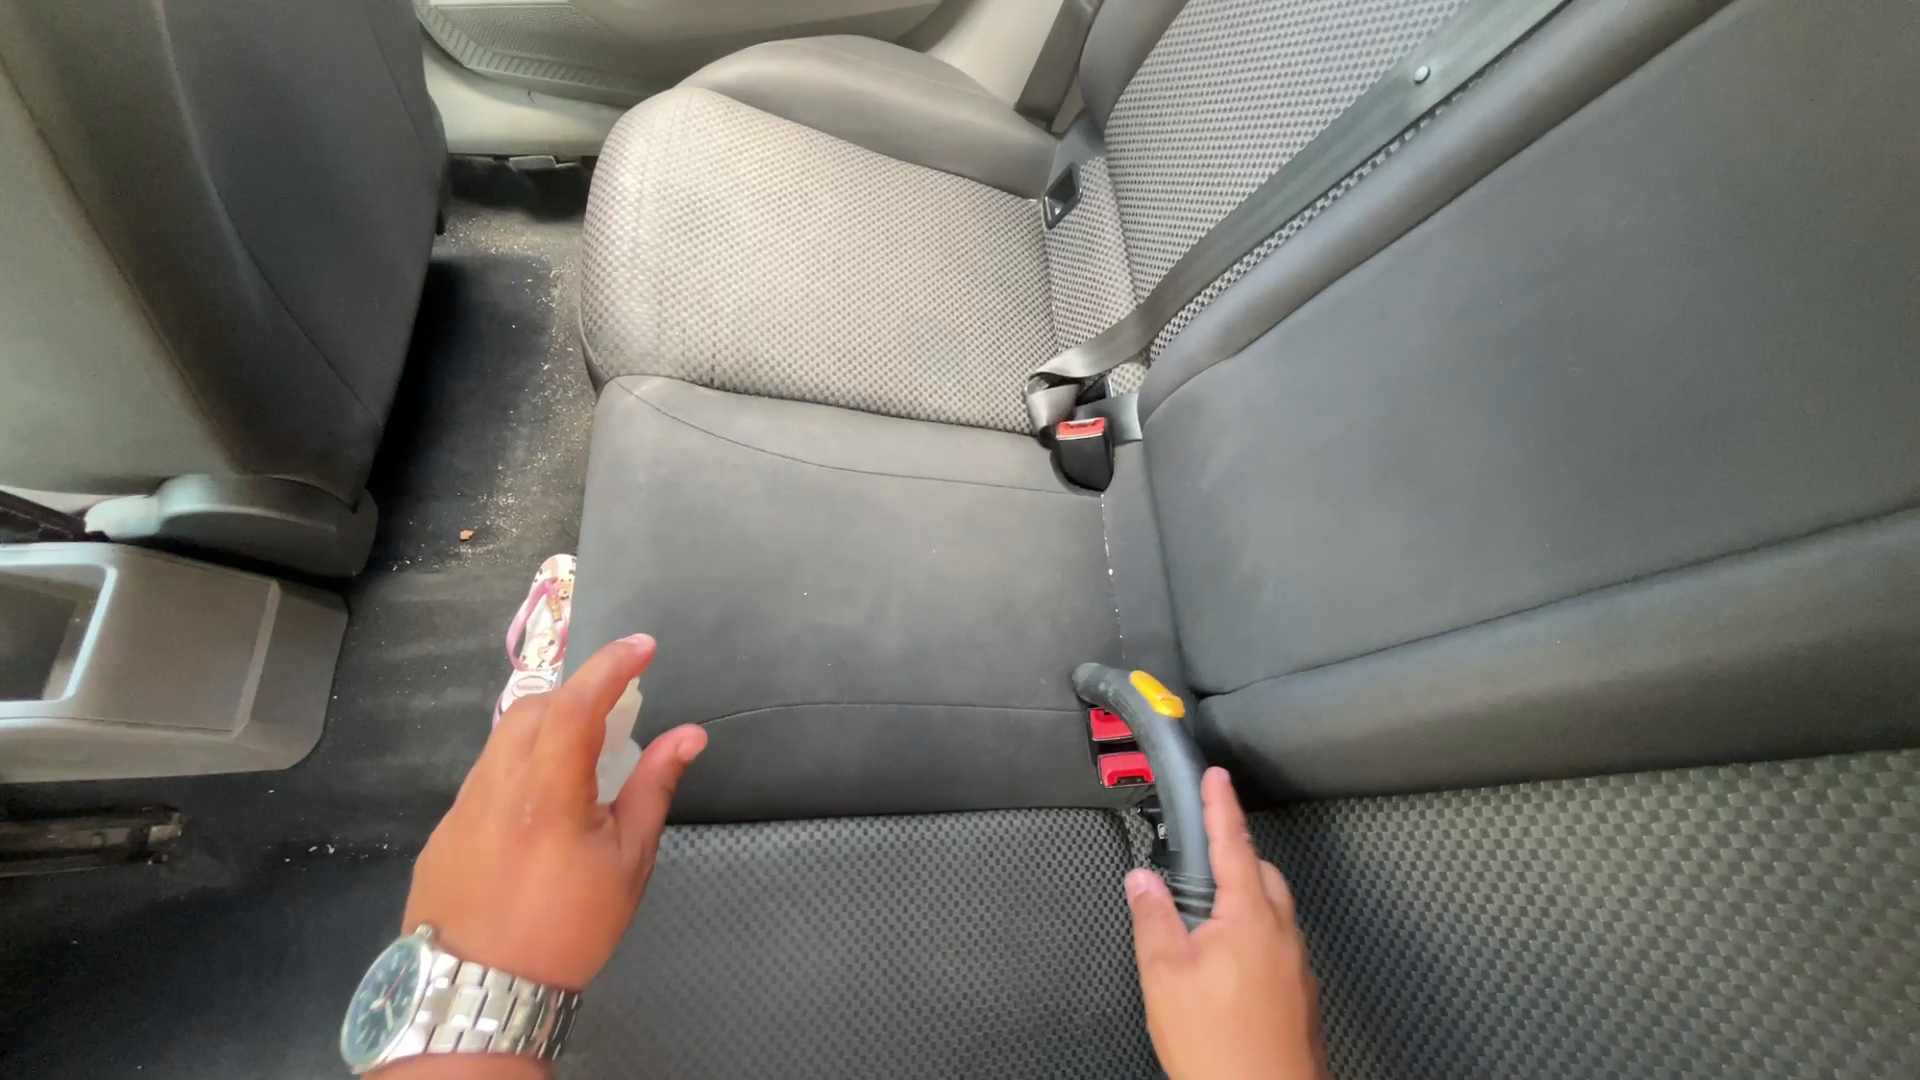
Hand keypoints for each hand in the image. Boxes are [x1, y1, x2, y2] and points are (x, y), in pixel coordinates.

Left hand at [401, 634, 706, 990]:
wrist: (476, 999)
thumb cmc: (569, 927)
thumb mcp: (630, 858)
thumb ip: (656, 785)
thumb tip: (691, 734)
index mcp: (547, 793)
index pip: (576, 704)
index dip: (612, 666)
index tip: (644, 645)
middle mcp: (496, 786)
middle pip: (534, 707)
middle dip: (580, 689)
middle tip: (621, 702)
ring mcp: (463, 807)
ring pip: (505, 736)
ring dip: (550, 720)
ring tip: (587, 745)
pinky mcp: (445, 829)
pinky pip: (488, 771)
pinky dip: (524, 757)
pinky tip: (545, 798)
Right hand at [1126, 768, 1326, 1079]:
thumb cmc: (1219, 1048)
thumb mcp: (1165, 974)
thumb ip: (1152, 915)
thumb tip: (1142, 879)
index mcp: (1249, 916)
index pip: (1233, 842)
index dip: (1221, 804)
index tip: (1217, 776)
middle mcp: (1280, 933)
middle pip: (1259, 871)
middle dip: (1232, 853)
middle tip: (1197, 857)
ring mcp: (1295, 965)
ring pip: (1271, 907)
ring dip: (1242, 894)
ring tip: (1203, 915)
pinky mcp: (1299, 993)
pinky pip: (1276, 940)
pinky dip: (1252, 930)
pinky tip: (1225, 959)